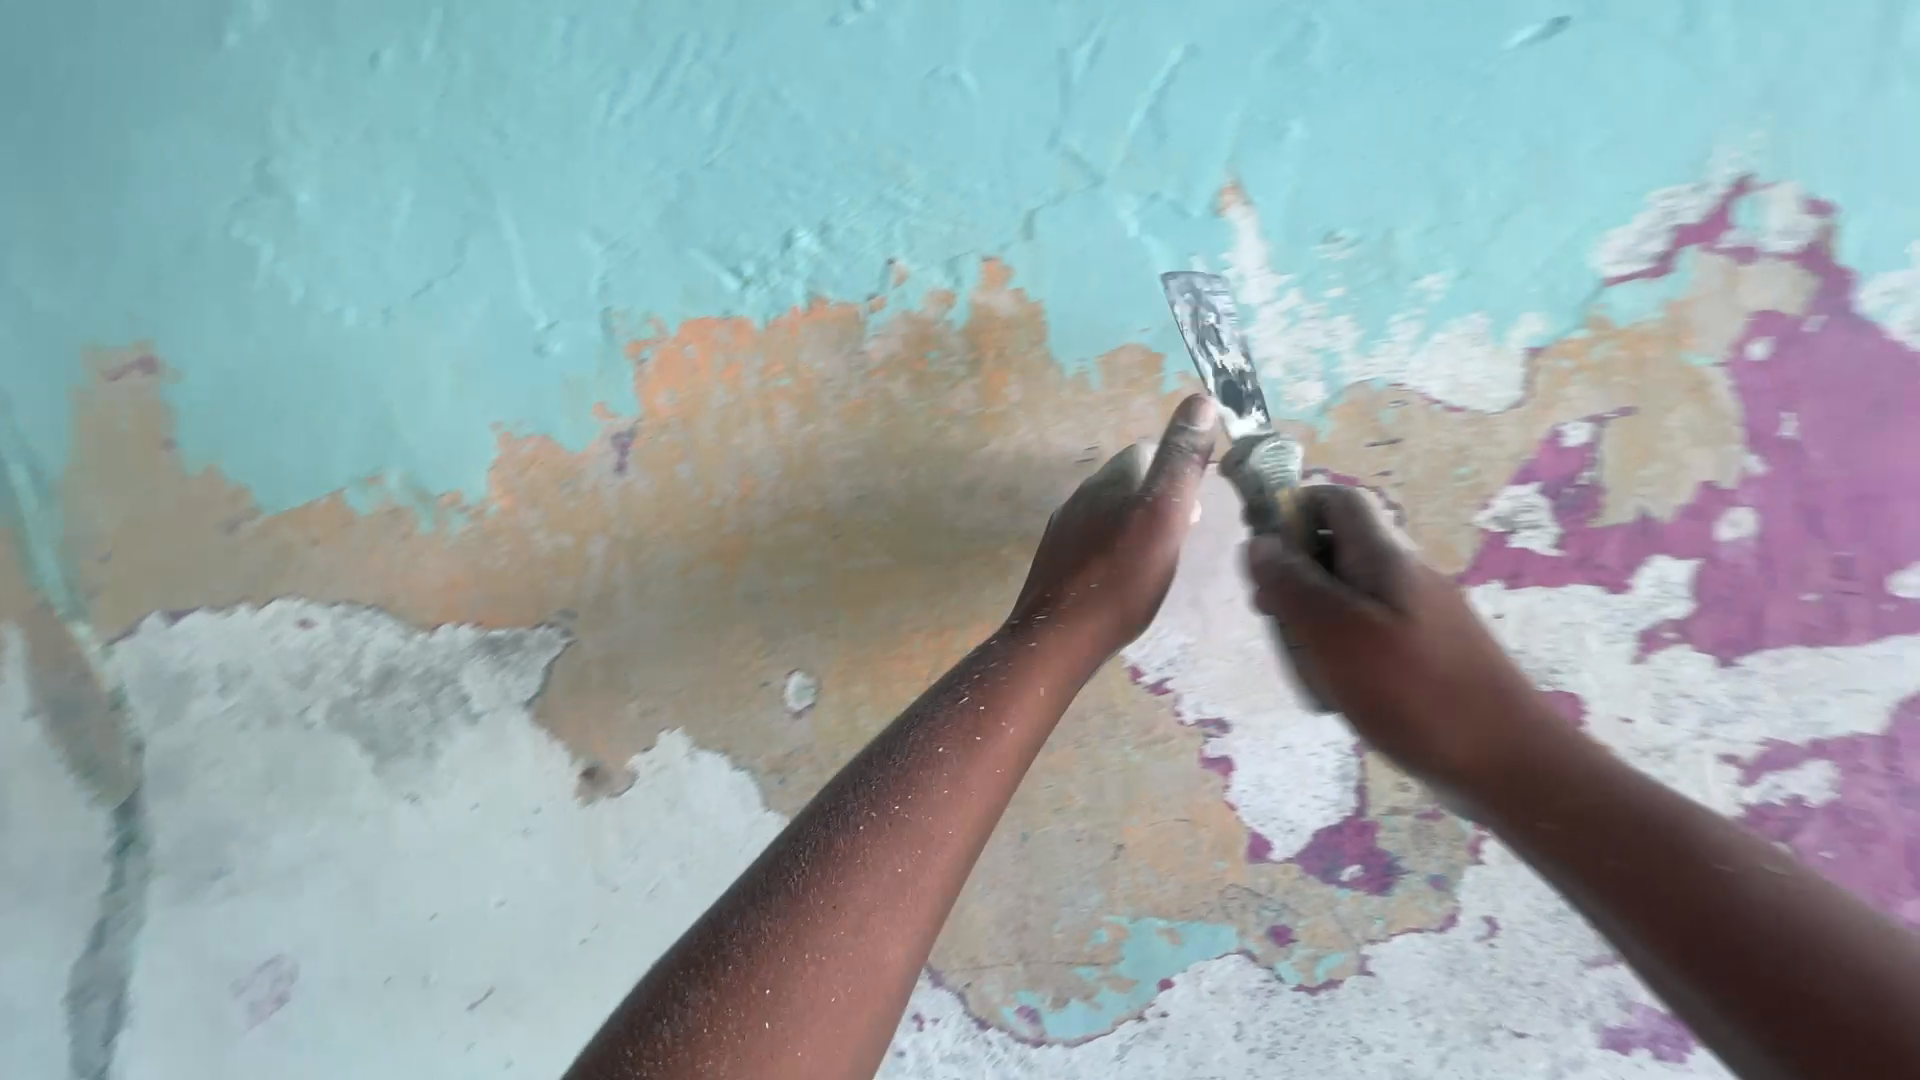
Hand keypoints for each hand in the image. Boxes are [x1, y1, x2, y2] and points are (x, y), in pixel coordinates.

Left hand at [1008, 394, 1215, 658]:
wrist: (1058, 639)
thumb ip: (1181, 461)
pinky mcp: (1056, 563)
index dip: (1177, 466)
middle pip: (1128, 481)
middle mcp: (1081, 497)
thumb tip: (1199, 400)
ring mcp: (1064, 530)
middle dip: (1159, 495)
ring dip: (1137, 522)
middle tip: (1185, 529)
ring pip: (1109, 512)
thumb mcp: (1164, 517)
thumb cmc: (1121, 581)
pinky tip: (1124, 576)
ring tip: (1159, 554)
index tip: (1199, 498)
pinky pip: (1093, 542)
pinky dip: (1116, 548)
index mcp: (1109, 481)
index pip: (1147, 451)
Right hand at [1245, 485, 1565, 796]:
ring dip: (1309, 616)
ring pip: (1344, 593)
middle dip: (1290, 574)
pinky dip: (1336, 647)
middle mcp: (1402, 575)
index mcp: (1383, 558)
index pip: (1333, 501)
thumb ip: (1291, 583)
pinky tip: (1333, 687)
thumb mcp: (1335, 632)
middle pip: (1333, 547)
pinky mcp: (1423, 651)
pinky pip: (1364, 630)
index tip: (1259, 551)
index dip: (1290, 510)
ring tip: (1300, 661)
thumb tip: (1259, 543)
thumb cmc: (1413, 692)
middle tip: (1270, 616)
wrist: (1509, 764)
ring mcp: (1416, 614)